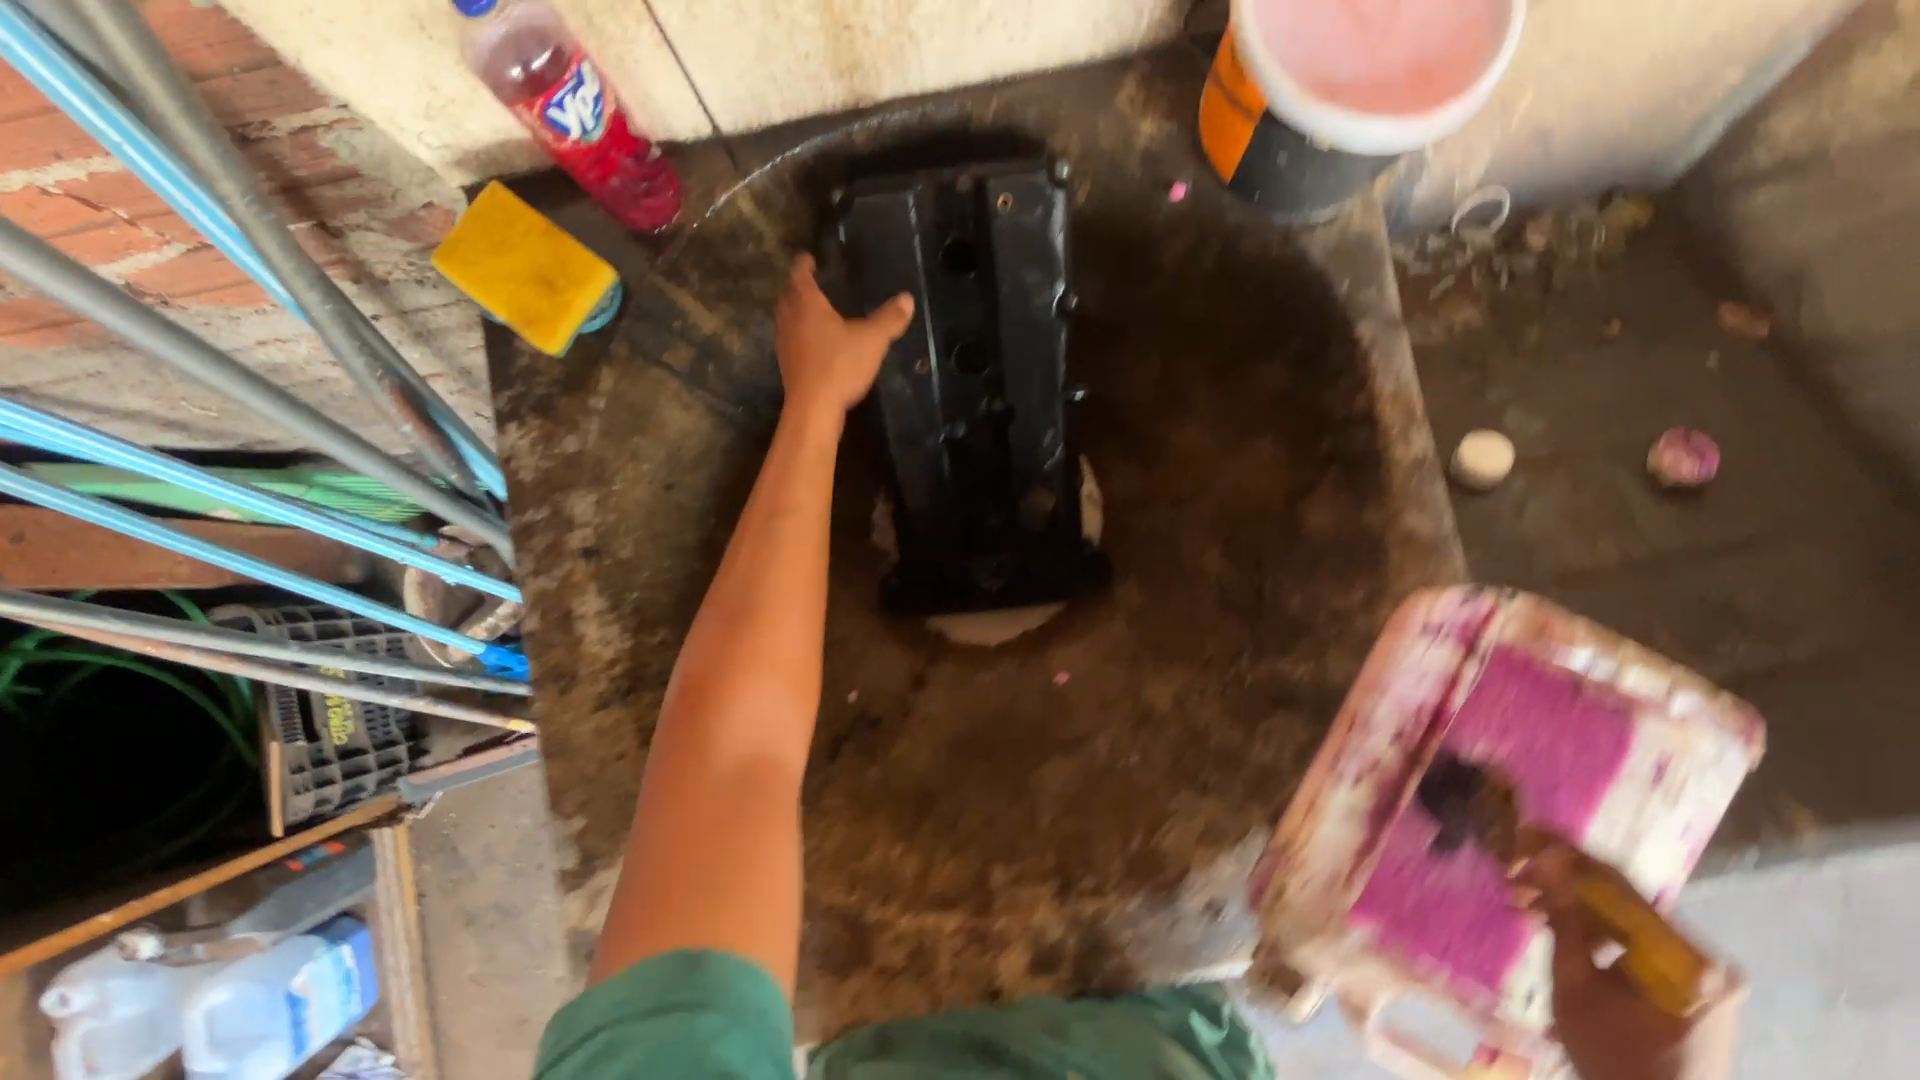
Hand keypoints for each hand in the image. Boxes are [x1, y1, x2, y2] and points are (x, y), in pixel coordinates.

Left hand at [774, 254, 914, 420]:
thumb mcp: (872, 340)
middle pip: (787, 295)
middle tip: (809, 283)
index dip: (803, 264)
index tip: (808, 258)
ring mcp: (785, 343)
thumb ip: (889, 319)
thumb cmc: (840, 365)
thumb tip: (907, 298)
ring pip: (785, 318)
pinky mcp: (787, 364)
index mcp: (807, 305)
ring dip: (795, 310)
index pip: (799, 275)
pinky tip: (813, 342)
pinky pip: (790, 339)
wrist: (813, 407)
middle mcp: (791, 320)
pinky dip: (798, 332)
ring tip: (810, 310)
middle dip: (796, 287)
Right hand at [1511, 831, 1741, 1079]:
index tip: (1525, 832)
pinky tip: (1555, 925)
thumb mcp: (1576, 988)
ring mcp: (1703, 972)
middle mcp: (1704, 958)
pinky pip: (1640, 943)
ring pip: (1628, 921)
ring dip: (1575, 907)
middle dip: (1564, 882)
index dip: (1567, 855)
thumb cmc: (1612, 1060)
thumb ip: (1564, 920)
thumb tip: (1548, 859)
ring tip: (1522, 898)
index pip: (1618, 888)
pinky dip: (1598, 933)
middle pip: (1624, 902)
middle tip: (1511, 868)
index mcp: (1684, 960)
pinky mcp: (1694, 985)